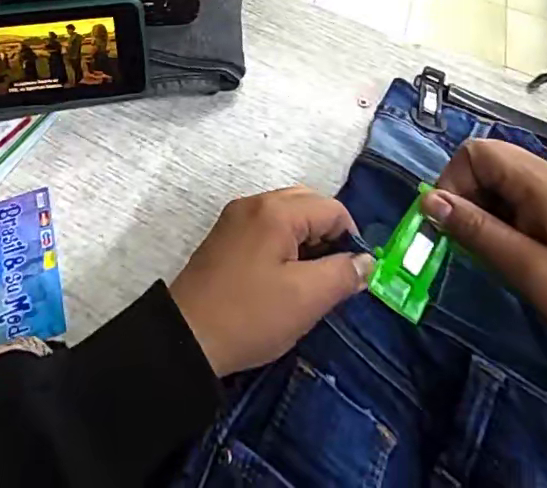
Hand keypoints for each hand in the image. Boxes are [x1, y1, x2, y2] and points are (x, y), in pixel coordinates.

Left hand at [170, 187, 374, 376]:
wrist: (180, 343)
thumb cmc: (249, 317)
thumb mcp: (306, 299)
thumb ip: (343, 274)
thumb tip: (366, 262)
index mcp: (277, 210)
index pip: (332, 209)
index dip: (350, 239)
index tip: (350, 274)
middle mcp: (256, 202)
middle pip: (309, 204)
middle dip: (328, 234)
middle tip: (329, 273)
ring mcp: (236, 217)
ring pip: (288, 214)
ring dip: (306, 239)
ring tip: (307, 278)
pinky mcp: (223, 237)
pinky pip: (266, 226)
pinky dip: (283, 243)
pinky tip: (281, 276)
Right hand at [421, 139, 546, 370]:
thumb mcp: (530, 270)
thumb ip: (478, 231)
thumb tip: (429, 201)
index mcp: (544, 182)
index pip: (479, 151)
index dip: (453, 181)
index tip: (446, 225)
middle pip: (491, 163)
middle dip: (465, 196)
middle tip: (463, 243)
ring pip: (506, 184)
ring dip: (484, 211)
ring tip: (487, 254)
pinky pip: (525, 202)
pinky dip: (506, 221)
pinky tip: (510, 255)